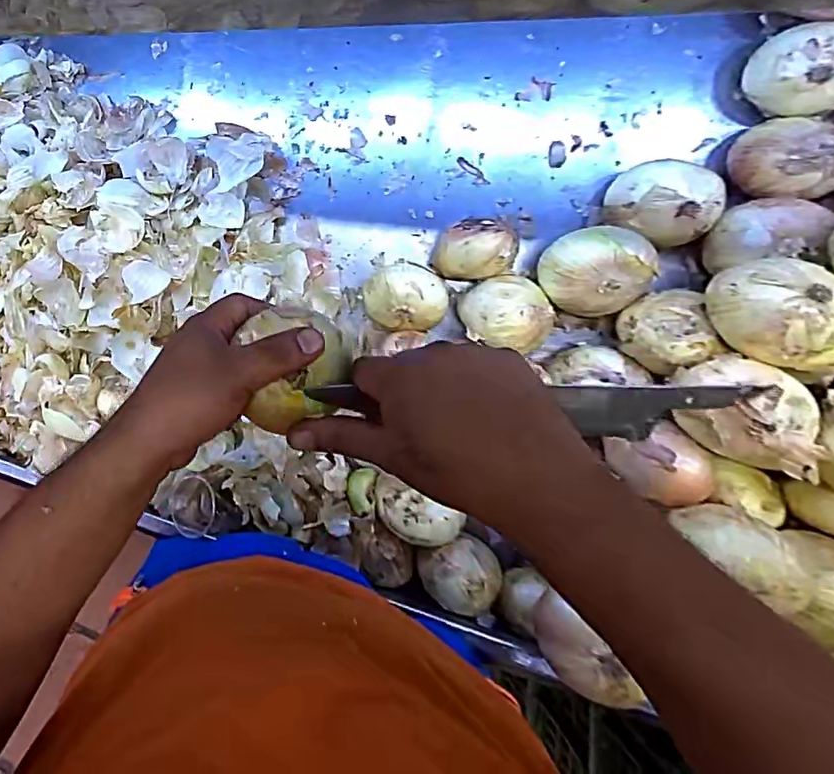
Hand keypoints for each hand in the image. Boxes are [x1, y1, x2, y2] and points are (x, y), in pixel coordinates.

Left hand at [105, 294, 323, 471]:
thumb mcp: (240, 372)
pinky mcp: (191, 394)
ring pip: (234, 361)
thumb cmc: (192, 397)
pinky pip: (225, 384)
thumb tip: (316, 335)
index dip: (271, 311)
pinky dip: (244, 391)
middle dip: (269, 344)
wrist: (148, 442)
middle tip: (298, 360)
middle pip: (240, 333)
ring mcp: (191, 369)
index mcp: (205, 326)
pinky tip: (261, 407)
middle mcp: (197, 342)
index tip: (298, 331)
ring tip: (287, 385)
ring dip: (258, 370)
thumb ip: (278, 353)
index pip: (242, 303)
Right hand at [288, 342, 608, 540]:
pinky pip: (477, 365)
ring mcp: (471, 352)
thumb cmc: (455, 473)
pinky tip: (493, 416)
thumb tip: (291, 432)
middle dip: (405, 394)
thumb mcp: (393, 457)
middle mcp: (429, 352)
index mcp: (396, 375)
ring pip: (439, 366)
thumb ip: (341, 437)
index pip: (362, 374)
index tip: (384, 425)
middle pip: (402, 368)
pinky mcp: (507, 357)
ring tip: (464, 429)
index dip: (368, 399)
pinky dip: (478, 384)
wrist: (542, 482)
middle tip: (425, 435)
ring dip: (441, 387)